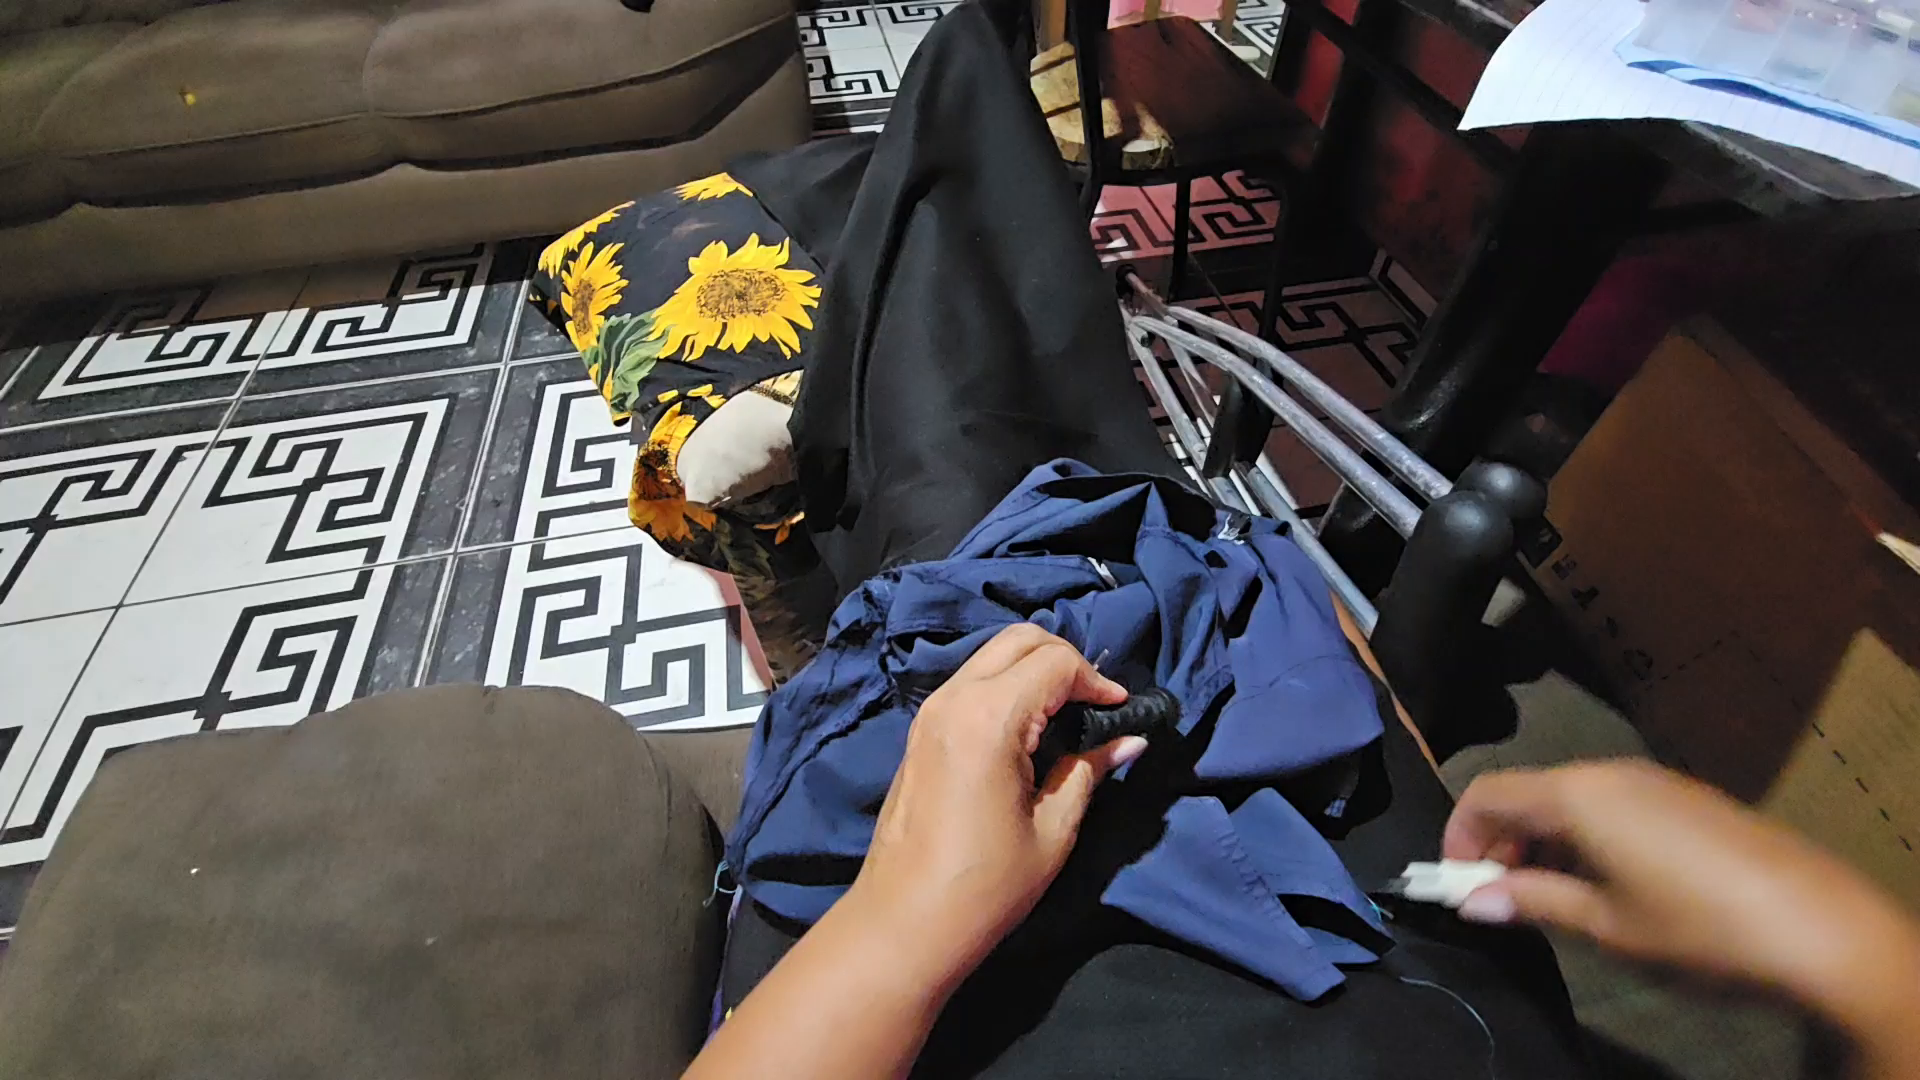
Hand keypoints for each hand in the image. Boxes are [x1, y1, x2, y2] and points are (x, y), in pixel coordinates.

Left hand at [846, 624, 1147, 988]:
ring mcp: (931, 708)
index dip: (1095, 679)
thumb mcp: (1052, 830)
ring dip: (1034, 666)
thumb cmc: (985, 885)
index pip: (1054, 662)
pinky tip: (1028, 722)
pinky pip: (972, 678)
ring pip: (992, 653)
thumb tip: (1129, 739)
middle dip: (1065, 658)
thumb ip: (1089, 770)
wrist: (902, 921)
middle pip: (1019, 639)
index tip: (1120, 708)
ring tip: (1066, 710)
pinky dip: (1007, 681)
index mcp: (988, 718)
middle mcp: (954, 697)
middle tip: (1094, 701)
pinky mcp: (921, 725)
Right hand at [1444, 761, 1919, 1047]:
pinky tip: (1609, 879)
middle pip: (1523, 793)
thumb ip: (1529, 900)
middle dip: (1500, 839)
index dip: (1459, 834)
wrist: (1843, 939)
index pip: (1484, 795)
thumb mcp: (1606, 925)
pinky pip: (1606, 802)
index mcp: (1573, 795)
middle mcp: (1603, 772)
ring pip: (1564, 798)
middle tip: (1503, 892)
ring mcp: (1649, 780)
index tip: (1460, 880)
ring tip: (1555, 892)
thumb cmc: (1702, 928)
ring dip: (1541, 838)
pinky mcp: (1686, 796)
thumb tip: (1469, 901)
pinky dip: (1582, 833)